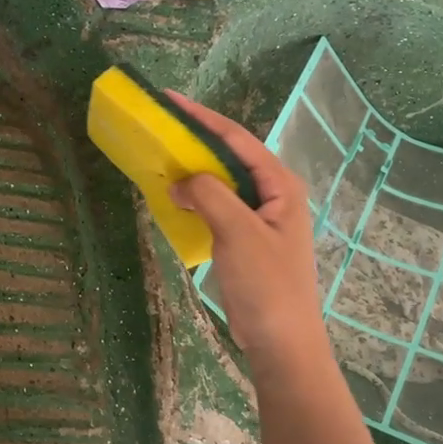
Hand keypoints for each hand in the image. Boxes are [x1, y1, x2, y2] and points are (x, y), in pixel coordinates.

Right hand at [164, 91, 327, 365]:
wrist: (282, 343)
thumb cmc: (267, 284)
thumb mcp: (237, 232)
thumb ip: (208, 194)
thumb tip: (180, 180)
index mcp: (281, 185)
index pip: (237, 139)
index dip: (202, 117)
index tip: (170, 100)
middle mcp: (273, 194)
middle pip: (230, 155)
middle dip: (195, 138)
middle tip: (160, 124)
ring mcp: (260, 217)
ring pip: (221, 179)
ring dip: (193, 167)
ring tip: (161, 154)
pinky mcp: (245, 238)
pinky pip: (216, 203)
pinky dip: (194, 195)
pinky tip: (173, 195)